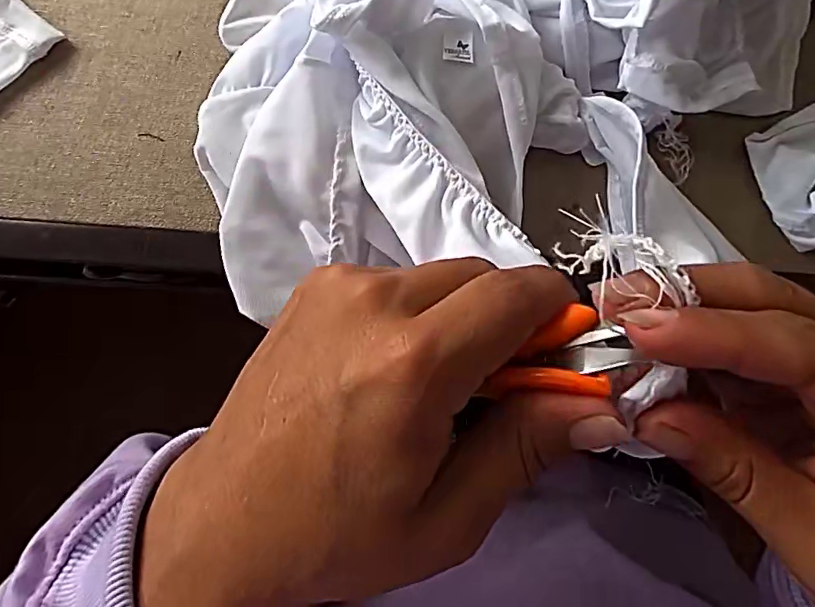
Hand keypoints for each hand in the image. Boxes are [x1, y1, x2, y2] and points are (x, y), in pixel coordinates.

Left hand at [140, 260, 627, 605]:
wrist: (214, 531)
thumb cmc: (335, 540)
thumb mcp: (448, 517)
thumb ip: (530, 444)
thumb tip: (600, 402)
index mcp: (413, 362)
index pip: (521, 292)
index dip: (556, 312)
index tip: (557, 351)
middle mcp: (377, 300)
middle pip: (487, 275)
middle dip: (508, 317)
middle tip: (493, 380)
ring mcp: (342, 282)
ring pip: (446, 273)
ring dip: (461, 313)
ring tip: (432, 376)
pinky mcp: (320, 279)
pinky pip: (402, 277)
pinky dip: (418, 308)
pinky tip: (386, 360)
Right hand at [607, 263, 814, 606]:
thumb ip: (743, 478)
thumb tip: (653, 415)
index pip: (802, 346)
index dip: (718, 330)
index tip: (647, 327)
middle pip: (777, 302)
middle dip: (695, 296)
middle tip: (623, 302)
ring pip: (755, 311)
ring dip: (687, 313)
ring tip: (625, 319)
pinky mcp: (807, 378)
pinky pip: (744, 347)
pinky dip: (695, 347)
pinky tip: (655, 350)